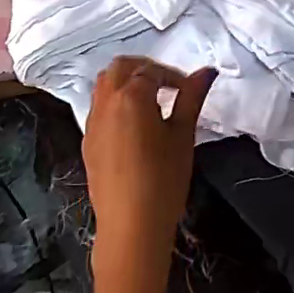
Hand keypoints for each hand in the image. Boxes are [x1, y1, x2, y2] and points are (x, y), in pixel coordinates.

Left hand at [83, 56, 215, 268]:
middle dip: (145, 69)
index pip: (152, 72)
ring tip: (151, 103)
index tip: (189, 90)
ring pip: (104, 84)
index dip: (174, 77)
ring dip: (126, 82)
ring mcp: (92, 121)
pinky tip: (134, 126)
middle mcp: (106, 102)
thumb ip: (191, 98)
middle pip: (121, 67)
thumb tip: (206, 72)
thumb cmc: (163, 180)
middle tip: (168, 86)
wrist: (130, 225)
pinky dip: (115, 102)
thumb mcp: (182, 136)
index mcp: (130, 96)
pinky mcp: (87, 140)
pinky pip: (98, 107)